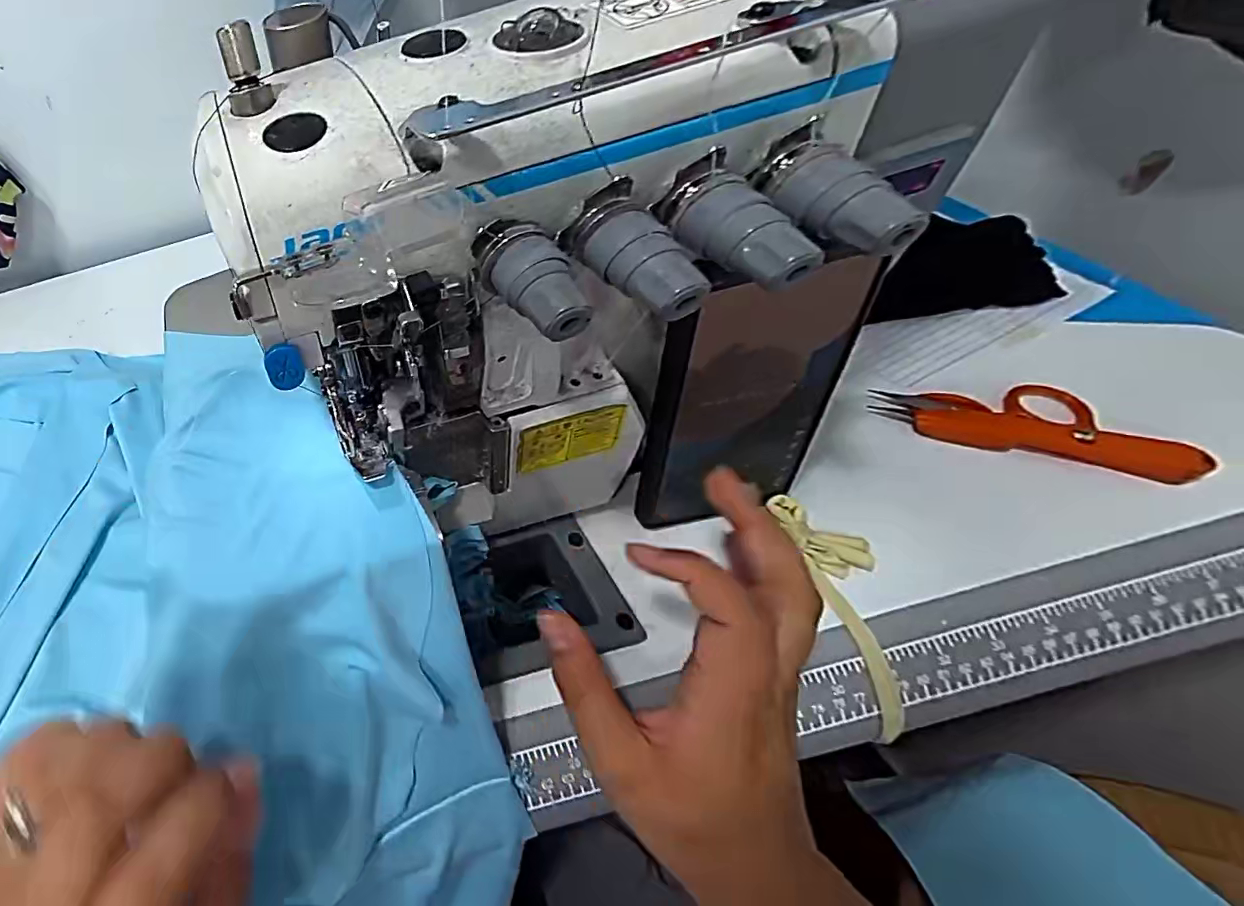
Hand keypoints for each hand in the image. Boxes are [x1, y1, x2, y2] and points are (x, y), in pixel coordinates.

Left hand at [0, 718, 260, 905]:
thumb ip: (227, 860)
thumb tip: (244, 772)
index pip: (148, 869)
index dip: (200, 808)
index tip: (231, 777)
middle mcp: (46, 897)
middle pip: (92, 805)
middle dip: (156, 761)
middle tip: (184, 765)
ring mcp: (10, 860)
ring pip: (58, 769)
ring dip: (112, 740)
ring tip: (138, 758)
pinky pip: (23, 757)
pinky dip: (62, 735)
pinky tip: (89, 751)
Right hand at [538, 468, 864, 905]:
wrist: (756, 869)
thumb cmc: (692, 820)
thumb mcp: (619, 760)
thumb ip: (582, 686)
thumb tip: (553, 621)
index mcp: (734, 691)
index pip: (731, 606)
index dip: (687, 567)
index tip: (638, 556)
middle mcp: (769, 677)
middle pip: (789, 587)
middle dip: (758, 524)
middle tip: (722, 482)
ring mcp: (779, 678)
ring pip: (797, 596)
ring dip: (767, 539)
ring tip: (732, 499)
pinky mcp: (773, 681)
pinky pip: (782, 611)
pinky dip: (763, 567)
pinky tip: (736, 552)